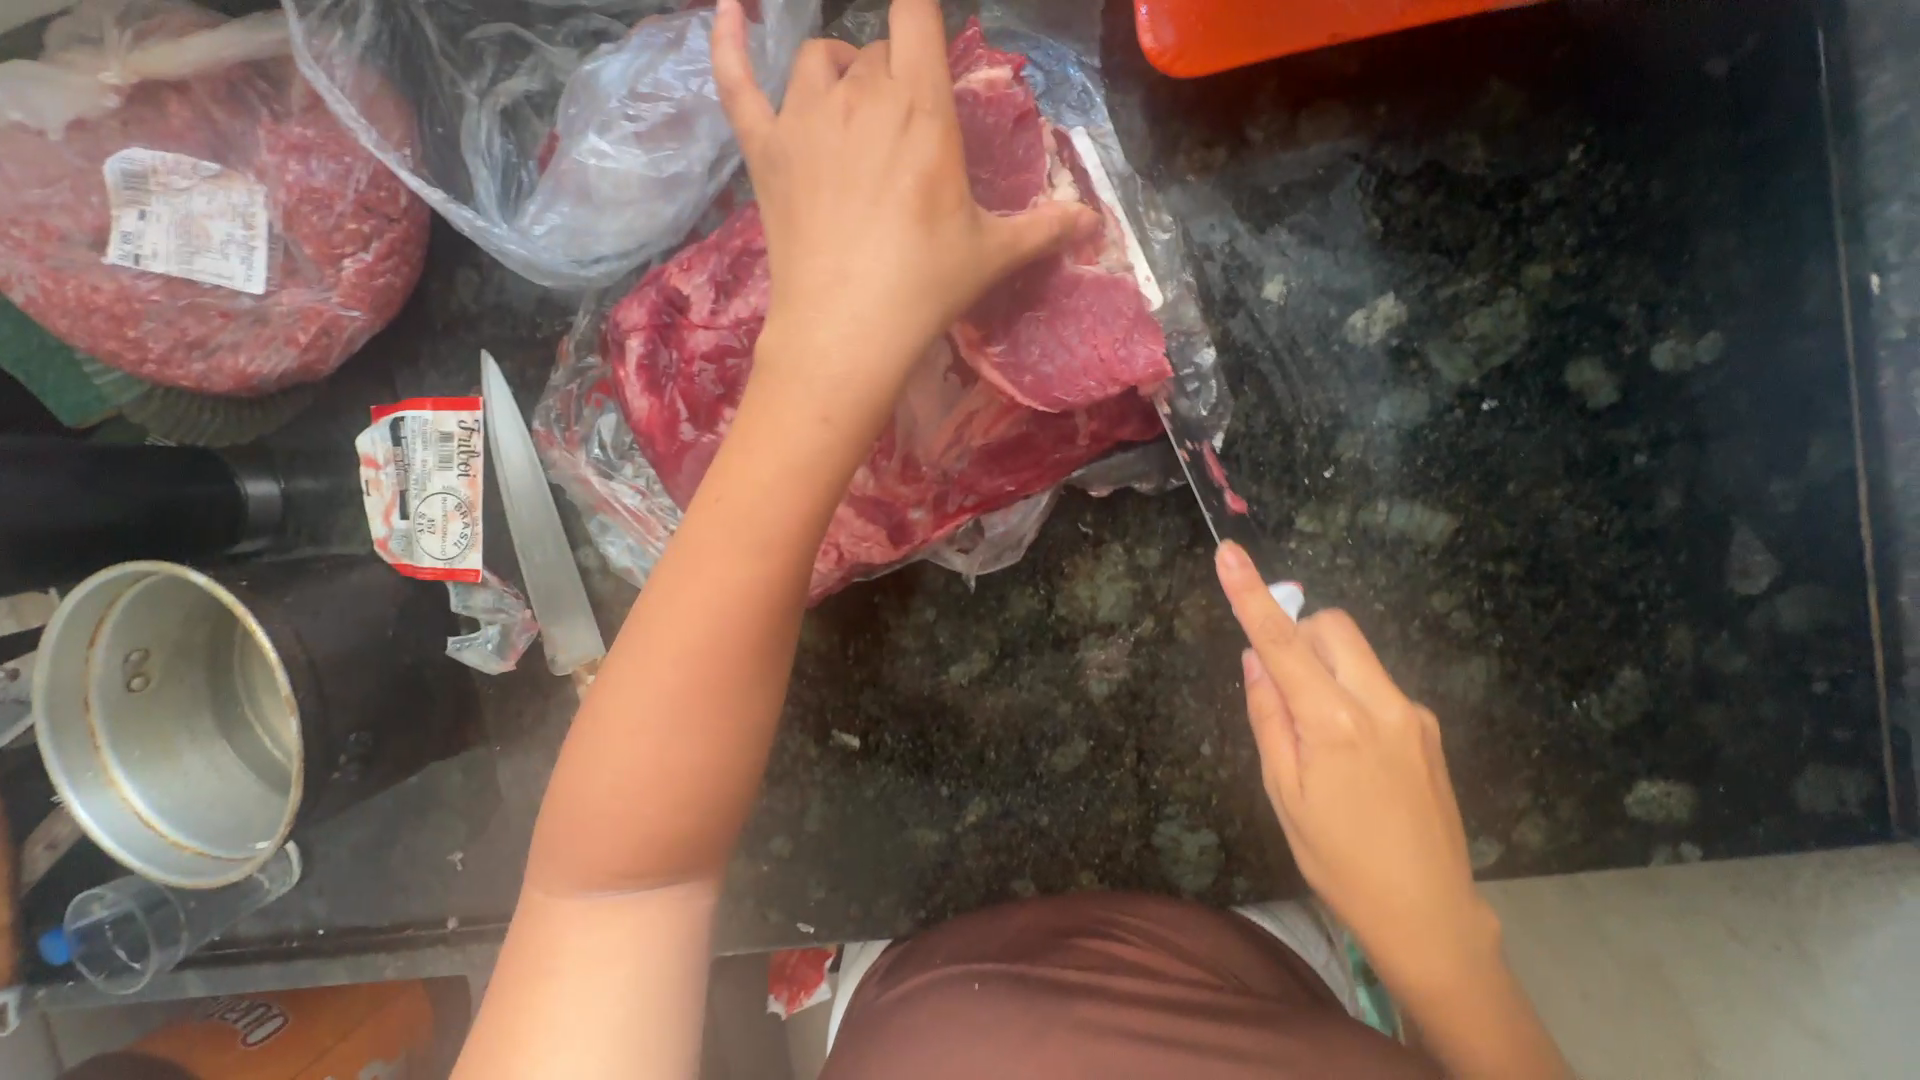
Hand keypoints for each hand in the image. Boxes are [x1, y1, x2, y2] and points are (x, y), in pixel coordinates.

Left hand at [711, 0, 1095, 426]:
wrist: (846, 330)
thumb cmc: (925, 286)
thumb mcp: (993, 254)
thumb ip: (1044, 228)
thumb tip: (1093, 223)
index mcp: (921, 109)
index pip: (918, 13)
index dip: (923, 13)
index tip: (928, 38)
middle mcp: (861, 96)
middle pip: (876, 50)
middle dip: (894, 76)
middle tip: (905, 135)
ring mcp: (804, 118)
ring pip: (817, 58)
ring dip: (838, 71)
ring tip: (849, 109)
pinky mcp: (764, 148)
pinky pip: (736, 78)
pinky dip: (728, 42)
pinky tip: (727, 11)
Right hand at [1214, 542, 1499, 996]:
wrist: (1428, 912)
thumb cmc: (1337, 859)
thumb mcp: (1283, 793)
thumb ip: (1267, 716)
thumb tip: (1254, 658)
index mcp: (1334, 722)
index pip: (1281, 640)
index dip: (1251, 594)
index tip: (1229, 552)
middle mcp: (1380, 702)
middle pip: (1333, 628)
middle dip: (1299, 634)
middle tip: (1280, 684)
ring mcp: (1412, 713)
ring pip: (1356, 655)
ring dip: (1323, 668)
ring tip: (1316, 738)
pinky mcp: (1429, 728)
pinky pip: (1376, 685)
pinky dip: (1348, 693)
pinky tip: (1350, 755)